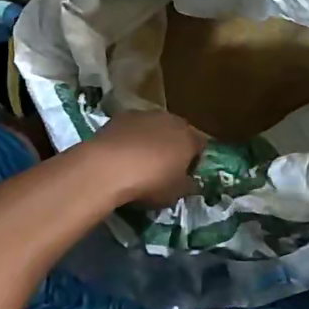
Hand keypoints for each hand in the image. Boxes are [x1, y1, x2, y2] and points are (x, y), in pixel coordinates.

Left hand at [82, 110, 207, 205]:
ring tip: (139, 161)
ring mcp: (144, 114)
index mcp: (189, 137)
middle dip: (173, 147)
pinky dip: (130, 138)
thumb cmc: (150, 182)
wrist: (108, 167)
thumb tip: (191, 182)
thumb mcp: (175, 194)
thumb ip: (187, 185)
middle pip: (177, 132)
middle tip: (163, 168)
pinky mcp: (120, 116)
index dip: (194, 161)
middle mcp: (170, 119)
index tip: (184, 175)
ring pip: (154, 127)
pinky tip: (121, 155)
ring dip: (150, 140)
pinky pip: (132, 128)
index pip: (201, 146)